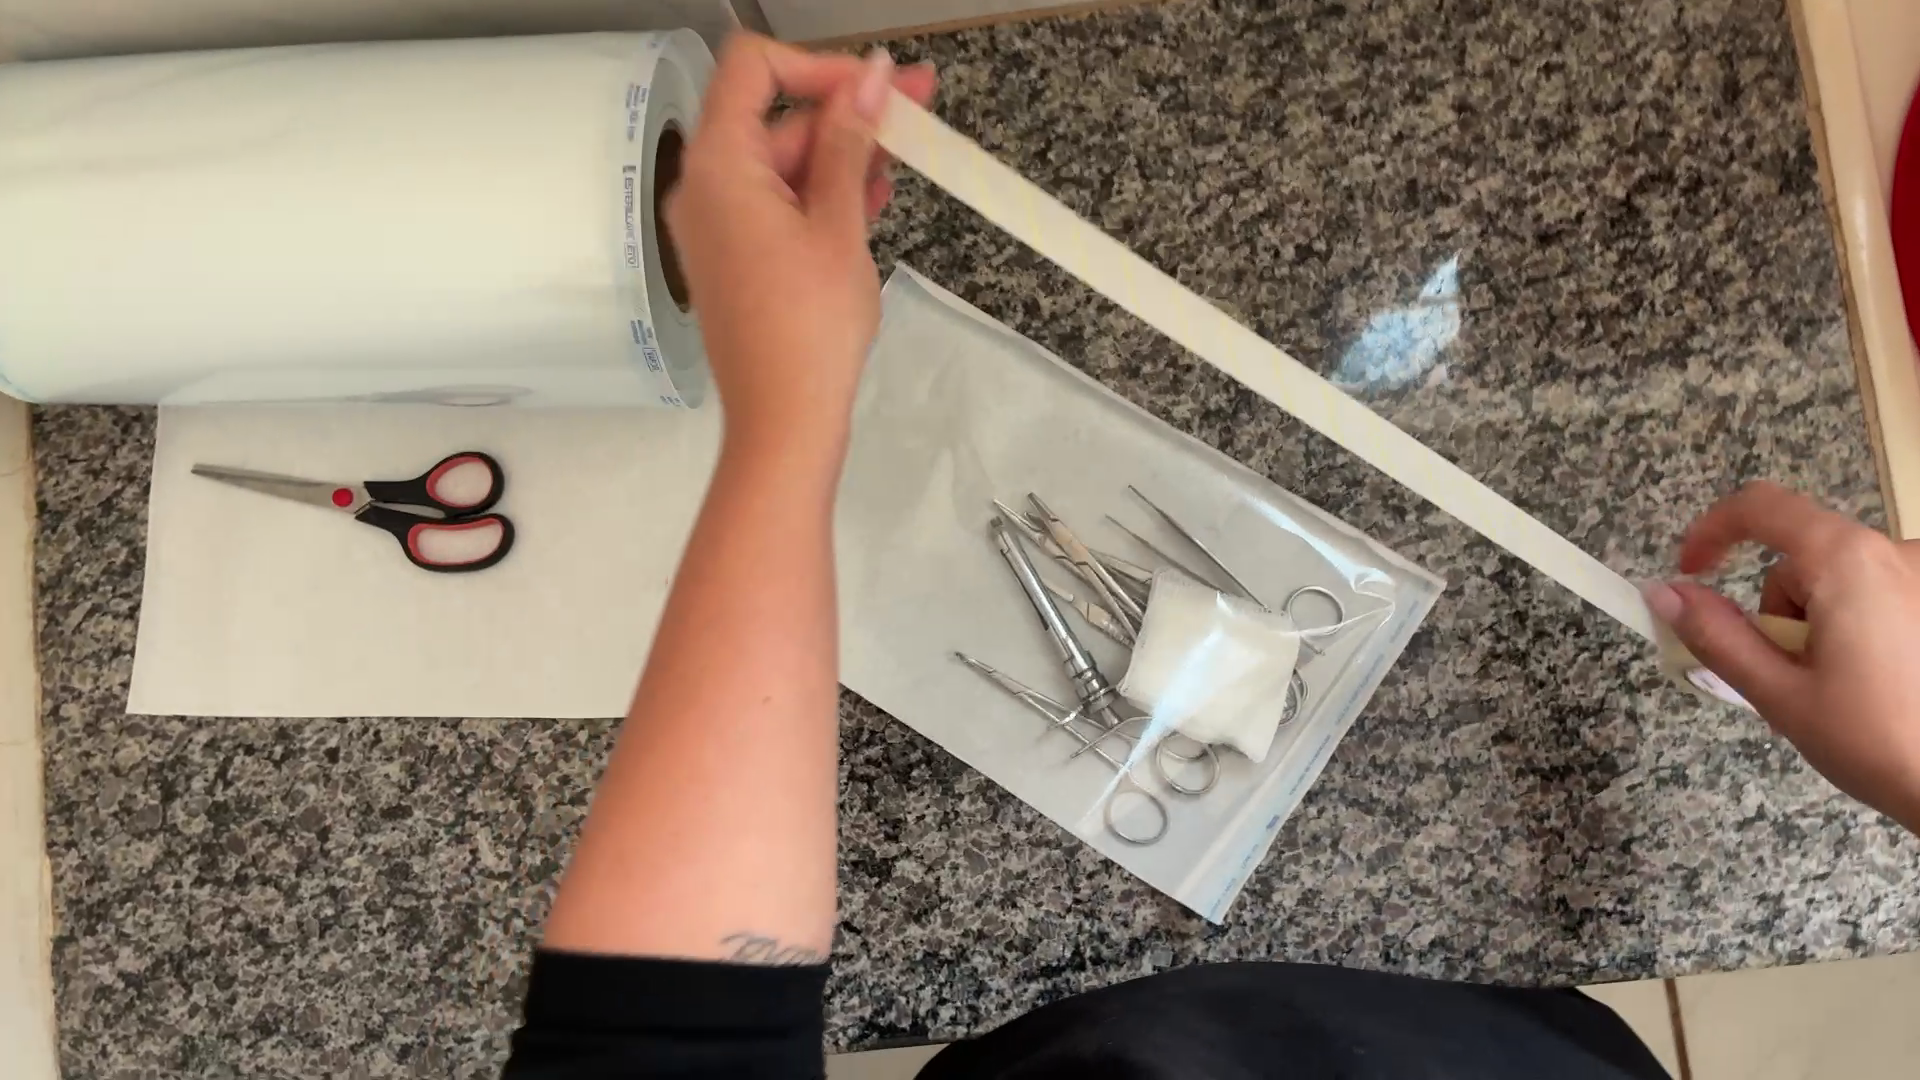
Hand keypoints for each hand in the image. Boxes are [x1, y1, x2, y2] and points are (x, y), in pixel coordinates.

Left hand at [665, 34, 936, 460]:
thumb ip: (849, 143)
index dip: (822, 66)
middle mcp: (704, 190)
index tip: (880, 87)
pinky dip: (817, 202)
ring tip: (899, 167)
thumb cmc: (812, 329)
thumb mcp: (839, 226)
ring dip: (837, 161)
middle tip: (915, 117)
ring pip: (780, 170)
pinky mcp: (734, 265)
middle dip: (844, 116)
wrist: (784, 420)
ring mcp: (717, 230)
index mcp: (720, 166)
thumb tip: (873, 77)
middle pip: (773, 122)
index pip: (755, 68)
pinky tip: (866, 206)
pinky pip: (774, 212)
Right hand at [1644, 481, 1919, 832]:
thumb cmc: (1889, 743)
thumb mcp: (1778, 693)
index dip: (1709, 531)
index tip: (1690, 572)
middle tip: (1790, 671)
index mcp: (1852, 566)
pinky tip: (1889, 681)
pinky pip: (1892, 595)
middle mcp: (1906, 557)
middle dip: (1779, 608)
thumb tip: (1663, 591)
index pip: (1760, 507)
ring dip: (1826, 621)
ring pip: (1848, 580)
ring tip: (1848, 686)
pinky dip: (1870, 627)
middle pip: (1804, 556)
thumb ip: (1713, 634)